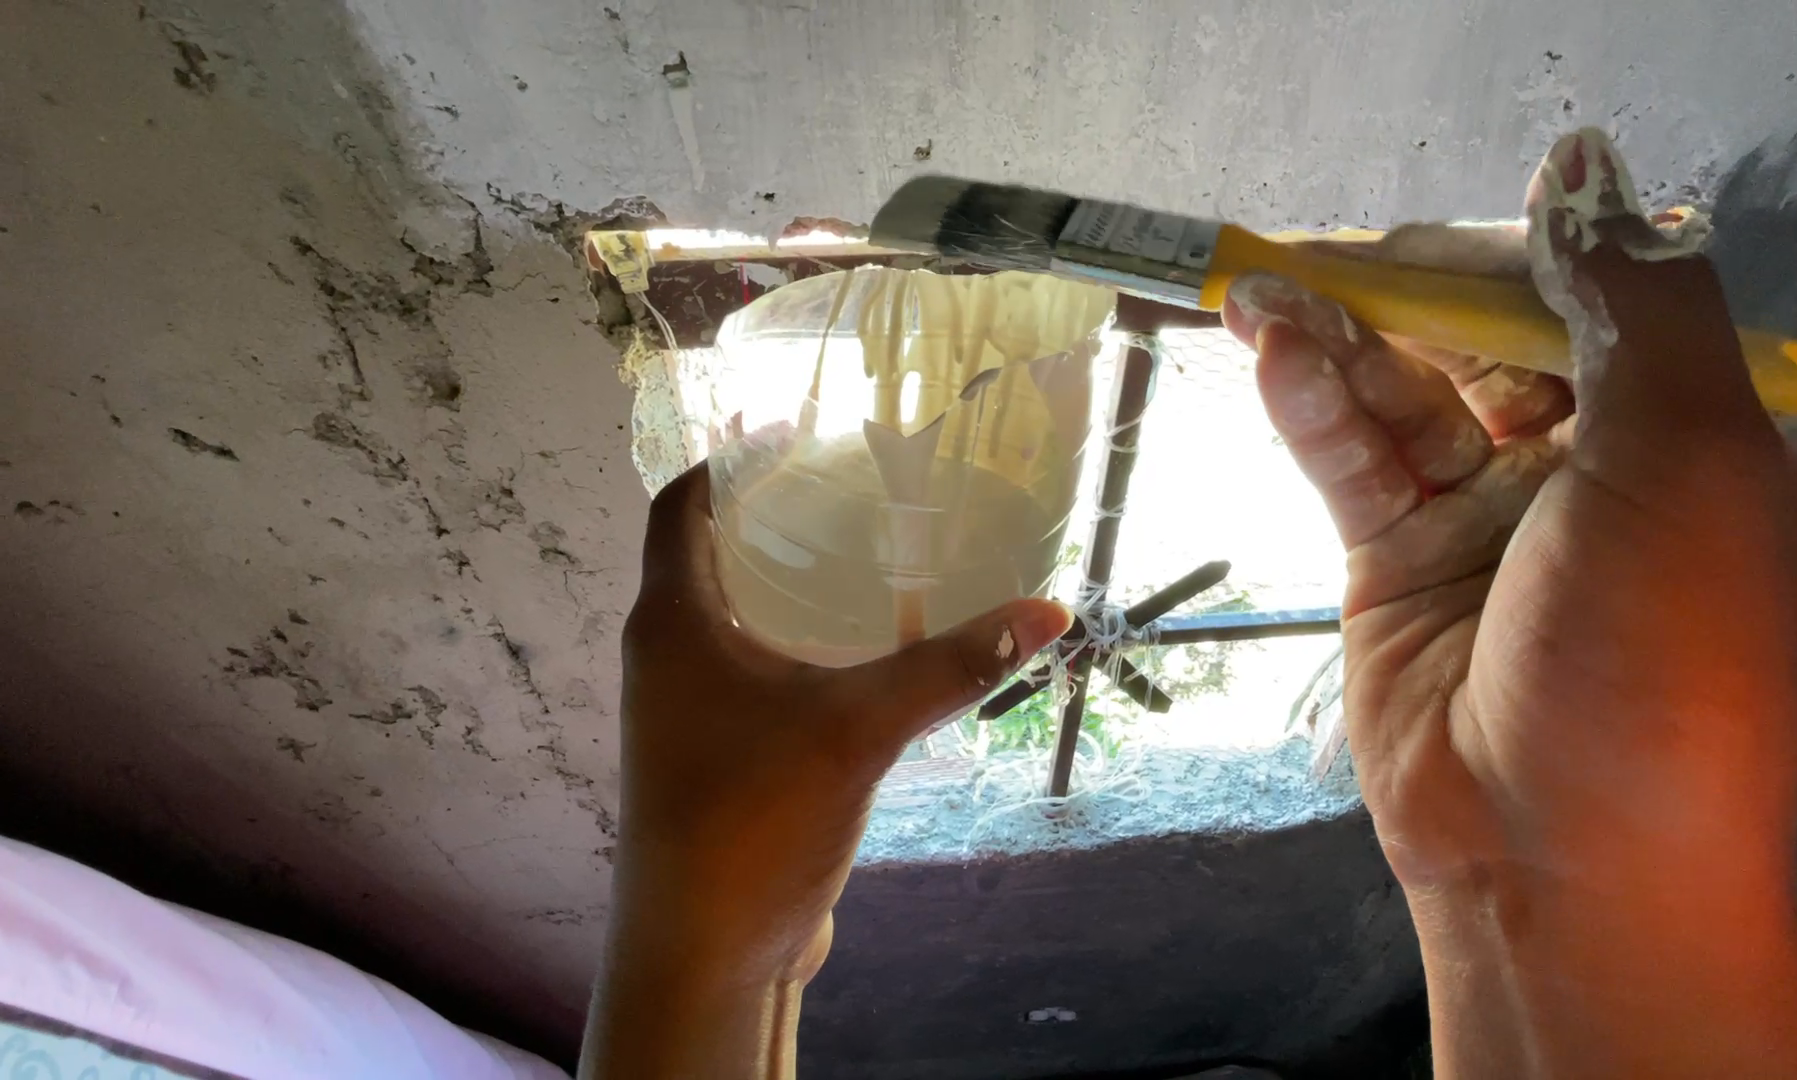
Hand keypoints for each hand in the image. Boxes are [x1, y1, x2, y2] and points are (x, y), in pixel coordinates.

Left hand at [582, 463, 1068, 1078]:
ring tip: (868, 546)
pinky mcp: (727, 742)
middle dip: (774, 512)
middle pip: (715, 551)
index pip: (680, 507)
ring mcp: (696, 702)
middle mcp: (672, 652)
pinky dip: (807, 635)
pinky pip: (765, 661)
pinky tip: (868, 637)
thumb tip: (1045, 612)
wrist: (710, 954)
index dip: (728, 461)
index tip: (793, 433)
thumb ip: (951, 666)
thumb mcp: (859, 727)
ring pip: (743, 611)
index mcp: (673, 623)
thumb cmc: (754, 821)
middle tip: (852, 484)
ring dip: (793, 578)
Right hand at [1224, 128, 1796, 1076]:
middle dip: (1393, 302)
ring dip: (1329, 350)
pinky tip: (1274, 361)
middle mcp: (1573, 471)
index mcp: (1676, 441)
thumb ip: (1637, 311)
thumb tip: (1589, 175)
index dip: (1496, 264)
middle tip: (1309, 255)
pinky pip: (1350, 464)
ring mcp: (1469, 516)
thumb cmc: (1649, 661)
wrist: (1546, 846)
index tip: (1422, 227)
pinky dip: (1310, 412)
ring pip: (1394, 404)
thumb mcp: (1687, 467)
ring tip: (1262, 295)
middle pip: (1468, 354)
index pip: (1576, 315)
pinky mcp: (1388, 557)